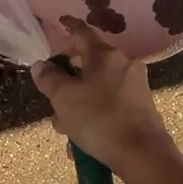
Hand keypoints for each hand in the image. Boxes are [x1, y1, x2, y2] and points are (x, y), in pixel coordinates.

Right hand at [30, 28, 182, 183]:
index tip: (57, 33)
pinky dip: (94, 118)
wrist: (141, 151)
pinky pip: (108, 106)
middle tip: (54, 106)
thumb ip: (49, 79)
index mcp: (104, 56)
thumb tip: (41, 65)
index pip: (82, 33)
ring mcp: (134, 85)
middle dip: (67, 85)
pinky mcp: (140, 106)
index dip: (67, 32)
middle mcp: (123, 64)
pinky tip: (85, 141)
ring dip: (78, 107)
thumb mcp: (63, 99)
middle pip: (87, 67)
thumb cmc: (98, 119)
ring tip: (68, 133)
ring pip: (96, 90)